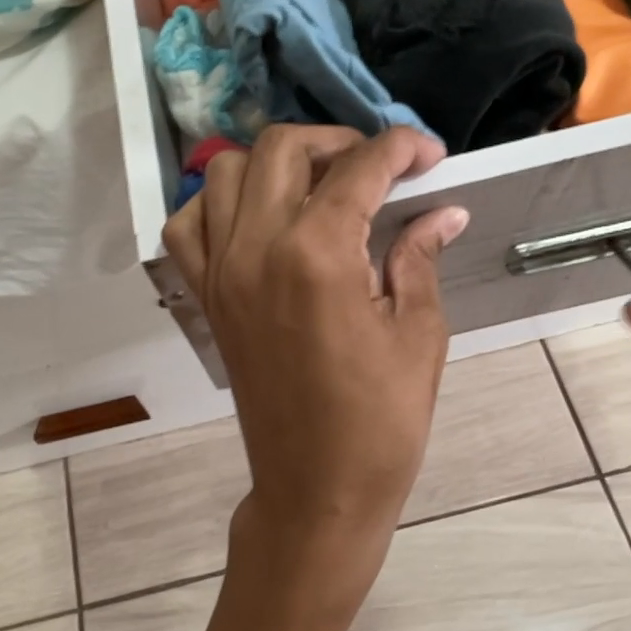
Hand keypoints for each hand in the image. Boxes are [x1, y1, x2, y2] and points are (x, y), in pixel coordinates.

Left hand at [165, 125, 467, 627]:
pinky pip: (189, 225)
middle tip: (377, 169)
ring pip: (226, 172)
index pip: (359, 167)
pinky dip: (218, 205)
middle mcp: (256, 248)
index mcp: (317, 253)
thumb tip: (442, 211)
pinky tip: (258, 221)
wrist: (315, 488)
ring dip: (274, 164)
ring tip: (317, 189)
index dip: (401, 147)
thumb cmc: (381, 421)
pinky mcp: (206, 297)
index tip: (429, 155)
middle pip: (282, 148)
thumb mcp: (419, 334)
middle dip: (337, 142)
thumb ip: (420, 257)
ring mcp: (220, 271)